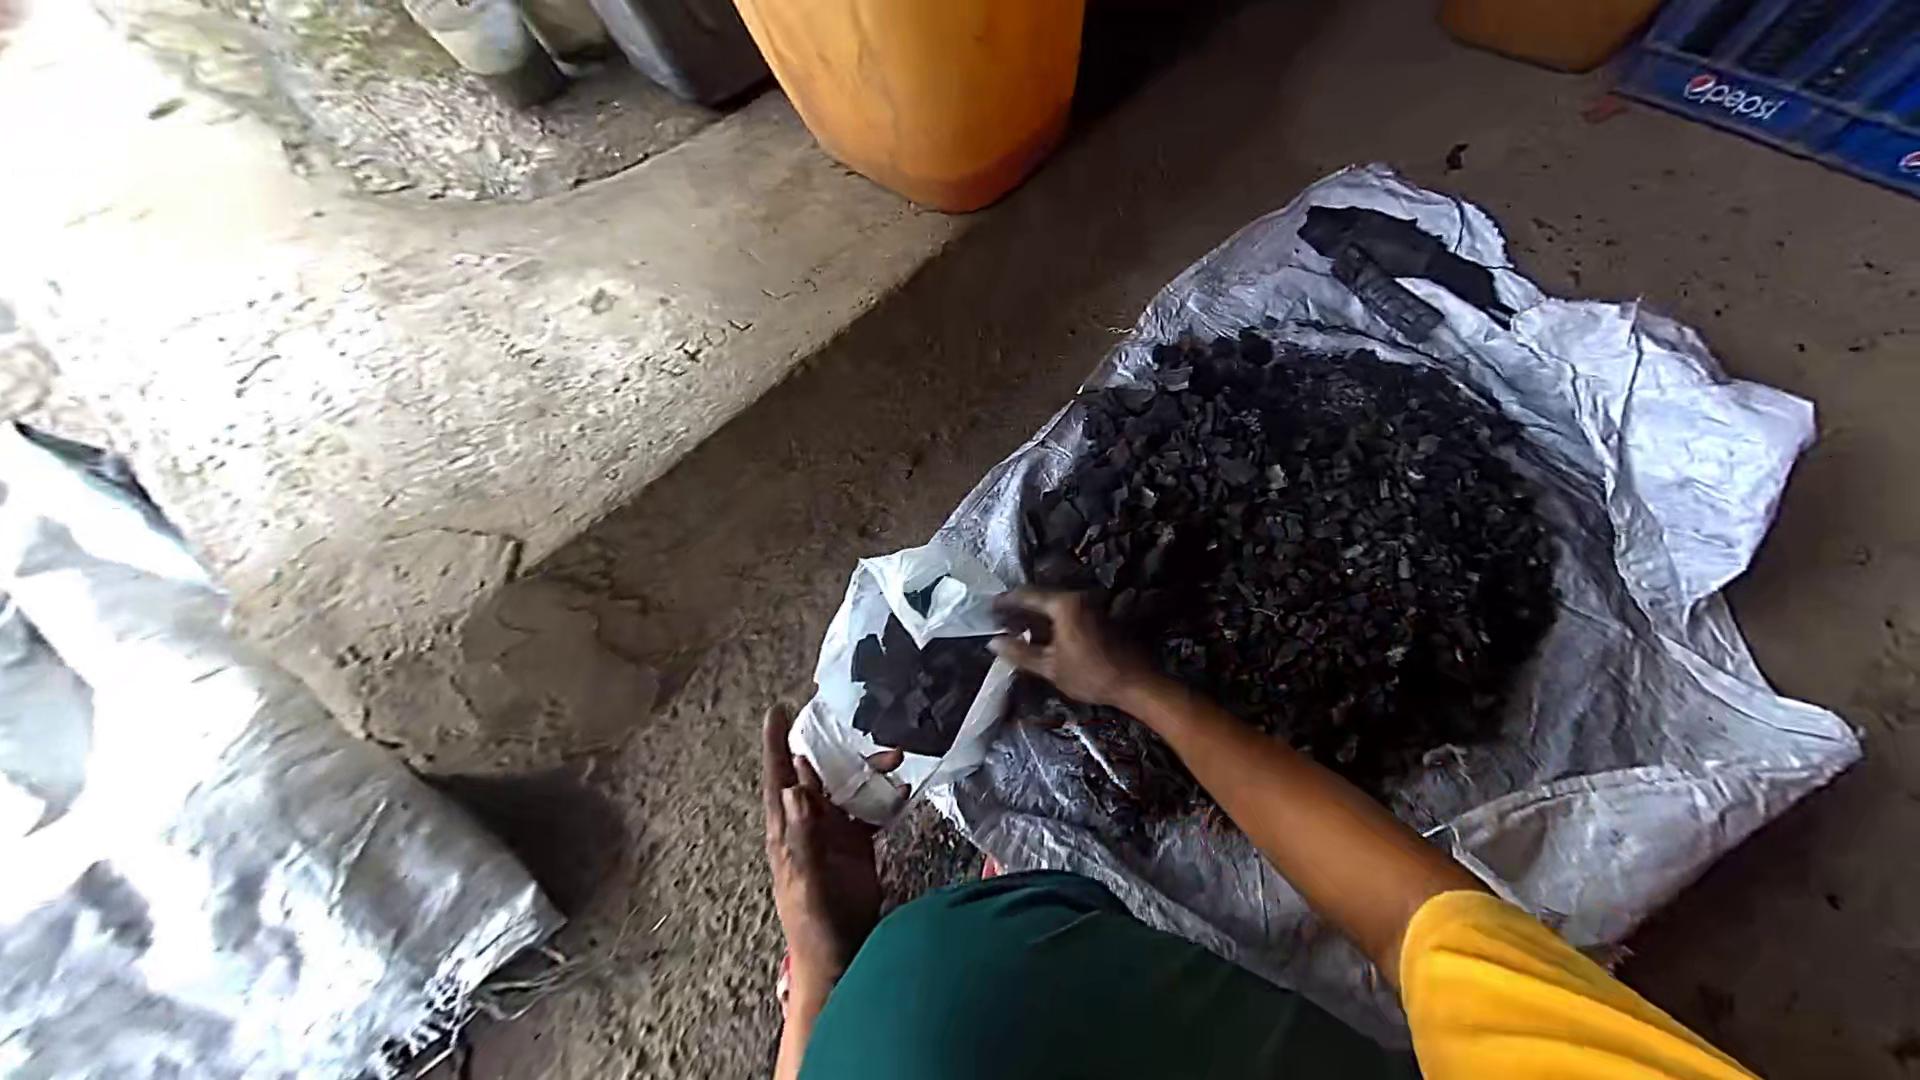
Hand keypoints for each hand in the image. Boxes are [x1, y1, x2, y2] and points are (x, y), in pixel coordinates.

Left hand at [762, 703, 881, 1004]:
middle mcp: (809, 824)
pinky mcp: (857, 845)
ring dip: (867, 769)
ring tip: (895, 755)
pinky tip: (903, 786)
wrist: (843, 960)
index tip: (778, 710)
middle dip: (833, 747)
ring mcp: (834, 833)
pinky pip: (870, 809)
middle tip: (855, 722)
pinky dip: (885, 795)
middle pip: (817, 774)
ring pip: (847, 787)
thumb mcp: (808, 882)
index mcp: (788, 830)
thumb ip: (803, 837)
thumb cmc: (817, 926)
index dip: (777, 745)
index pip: (779, 778)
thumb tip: (794, 787)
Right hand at [990, 588, 1158, 708]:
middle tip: (1000, 621)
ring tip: (1017, 629)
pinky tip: (1041, 635)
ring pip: (1054, 605)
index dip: (1004, 602)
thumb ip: (1019, 653)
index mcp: (1063, 604)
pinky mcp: (1098, 616)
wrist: (1136, 684)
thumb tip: (993, 643)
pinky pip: (1067, 611)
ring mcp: (1090, 605)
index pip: (1025, 595)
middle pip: (1040, 597)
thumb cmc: (1091, 675)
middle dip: (1018, 609)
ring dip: (1035, 615)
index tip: (988, 609)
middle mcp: (1077, 597)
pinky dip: (1050, 620)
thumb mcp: (1050, 667)